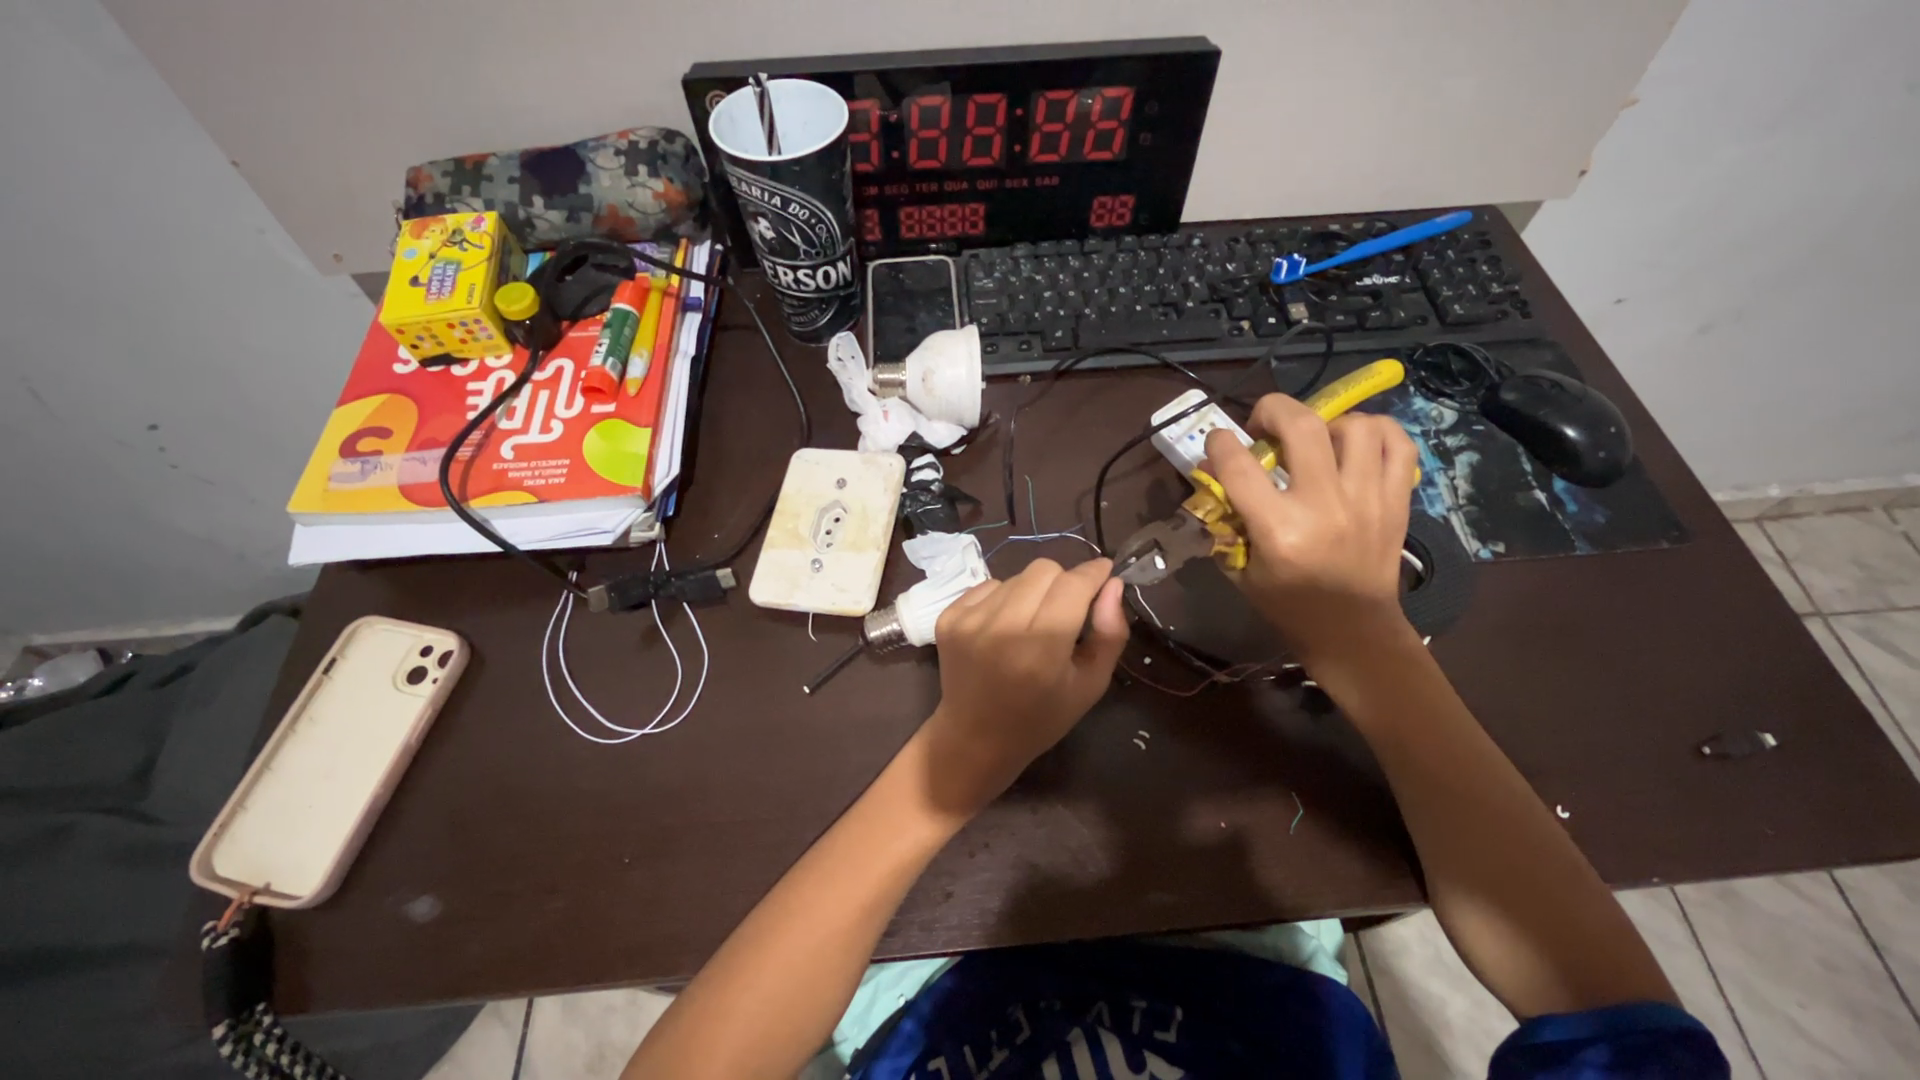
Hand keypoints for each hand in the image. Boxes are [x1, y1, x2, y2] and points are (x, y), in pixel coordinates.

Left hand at [918, 558, 1127, 816]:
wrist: (975, 738)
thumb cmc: (1041, 718)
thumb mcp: (1091, 685)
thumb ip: (1110, 633)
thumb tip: (1112, 584)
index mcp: (1041, 647)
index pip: (1074, 583)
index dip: (1094, 573)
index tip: (1105, 574)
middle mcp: (1002, 626)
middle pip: (1045, 569)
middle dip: (1064, 582)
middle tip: (1067, 609)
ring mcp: (969, 620)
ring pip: (1017, 576)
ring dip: (1033, 591)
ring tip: (1032, 624)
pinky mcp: (948, 617)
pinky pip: (988, 586)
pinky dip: (1003, 599)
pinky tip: (1004, 629)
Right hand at [1204, 395, 1420, 663]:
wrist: (1352, 630)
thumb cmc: (1289, 604)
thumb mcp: (1242, 569)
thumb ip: (1229, 520)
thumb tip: (1217, 475)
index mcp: (1279, 530)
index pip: (1240, 465)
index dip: (1220, 442)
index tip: (1218, 441)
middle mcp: (1324, 505)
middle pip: (1301, 425)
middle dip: (1272, 409)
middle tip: (1263, 424)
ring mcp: (1367, 499)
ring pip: (1354, 426)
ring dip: (1327, 422)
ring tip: (1315, 439)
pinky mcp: (1397, 500)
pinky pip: (1397, 444)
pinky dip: (1377, 431)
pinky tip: (1355, 442)